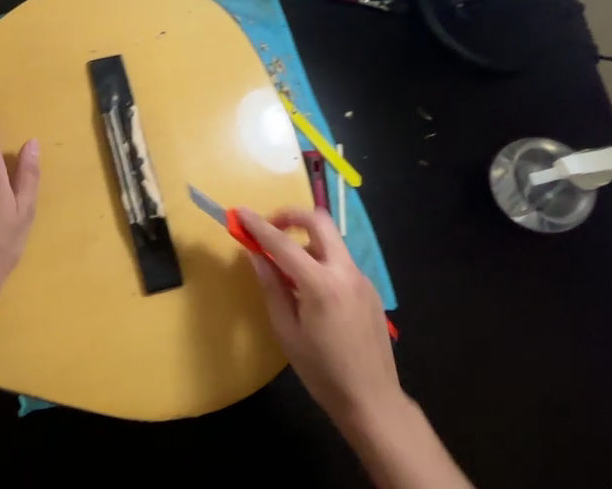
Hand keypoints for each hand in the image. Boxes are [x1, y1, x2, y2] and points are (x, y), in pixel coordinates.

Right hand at [241, 207, 403, 427]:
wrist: (372, 400)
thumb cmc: (322, 371)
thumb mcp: (286, 331)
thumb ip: (271, 286)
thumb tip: (254, 254)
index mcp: (321, 284)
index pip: (283, 243)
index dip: (258, 226)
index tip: (240, 212)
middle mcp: (345, 271)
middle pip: (319, 220)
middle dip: (291, 216)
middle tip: (270, 229)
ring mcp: (362, 278)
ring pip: (331, 240)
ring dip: (307, 240)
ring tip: (288, 269)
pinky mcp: (370, 288)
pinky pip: (341, 261)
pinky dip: (321, 260)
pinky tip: (311, 290)